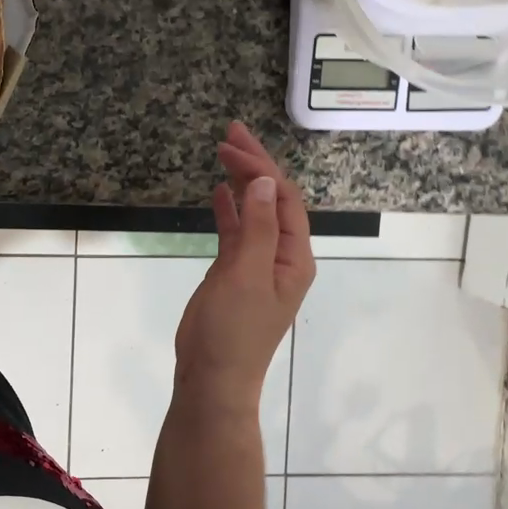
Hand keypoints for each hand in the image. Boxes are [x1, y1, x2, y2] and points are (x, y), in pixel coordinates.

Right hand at [174, 122, 316, 407]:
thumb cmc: (234, 329)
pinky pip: (237, 231)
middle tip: (229, 134)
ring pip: (255, 212)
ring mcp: (258, 264)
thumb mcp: (246, 275)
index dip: (262, 167)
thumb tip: (266, 182)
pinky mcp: (234, 272)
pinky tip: (219, 191)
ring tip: (223, 151)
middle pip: (274, 200)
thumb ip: (258, 228)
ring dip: (242, 182)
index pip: (286, 199)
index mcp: (295, 258)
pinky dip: (229, 208)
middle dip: (255, 165)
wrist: (212, 375)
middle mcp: (282, 256)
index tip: (231, 143)